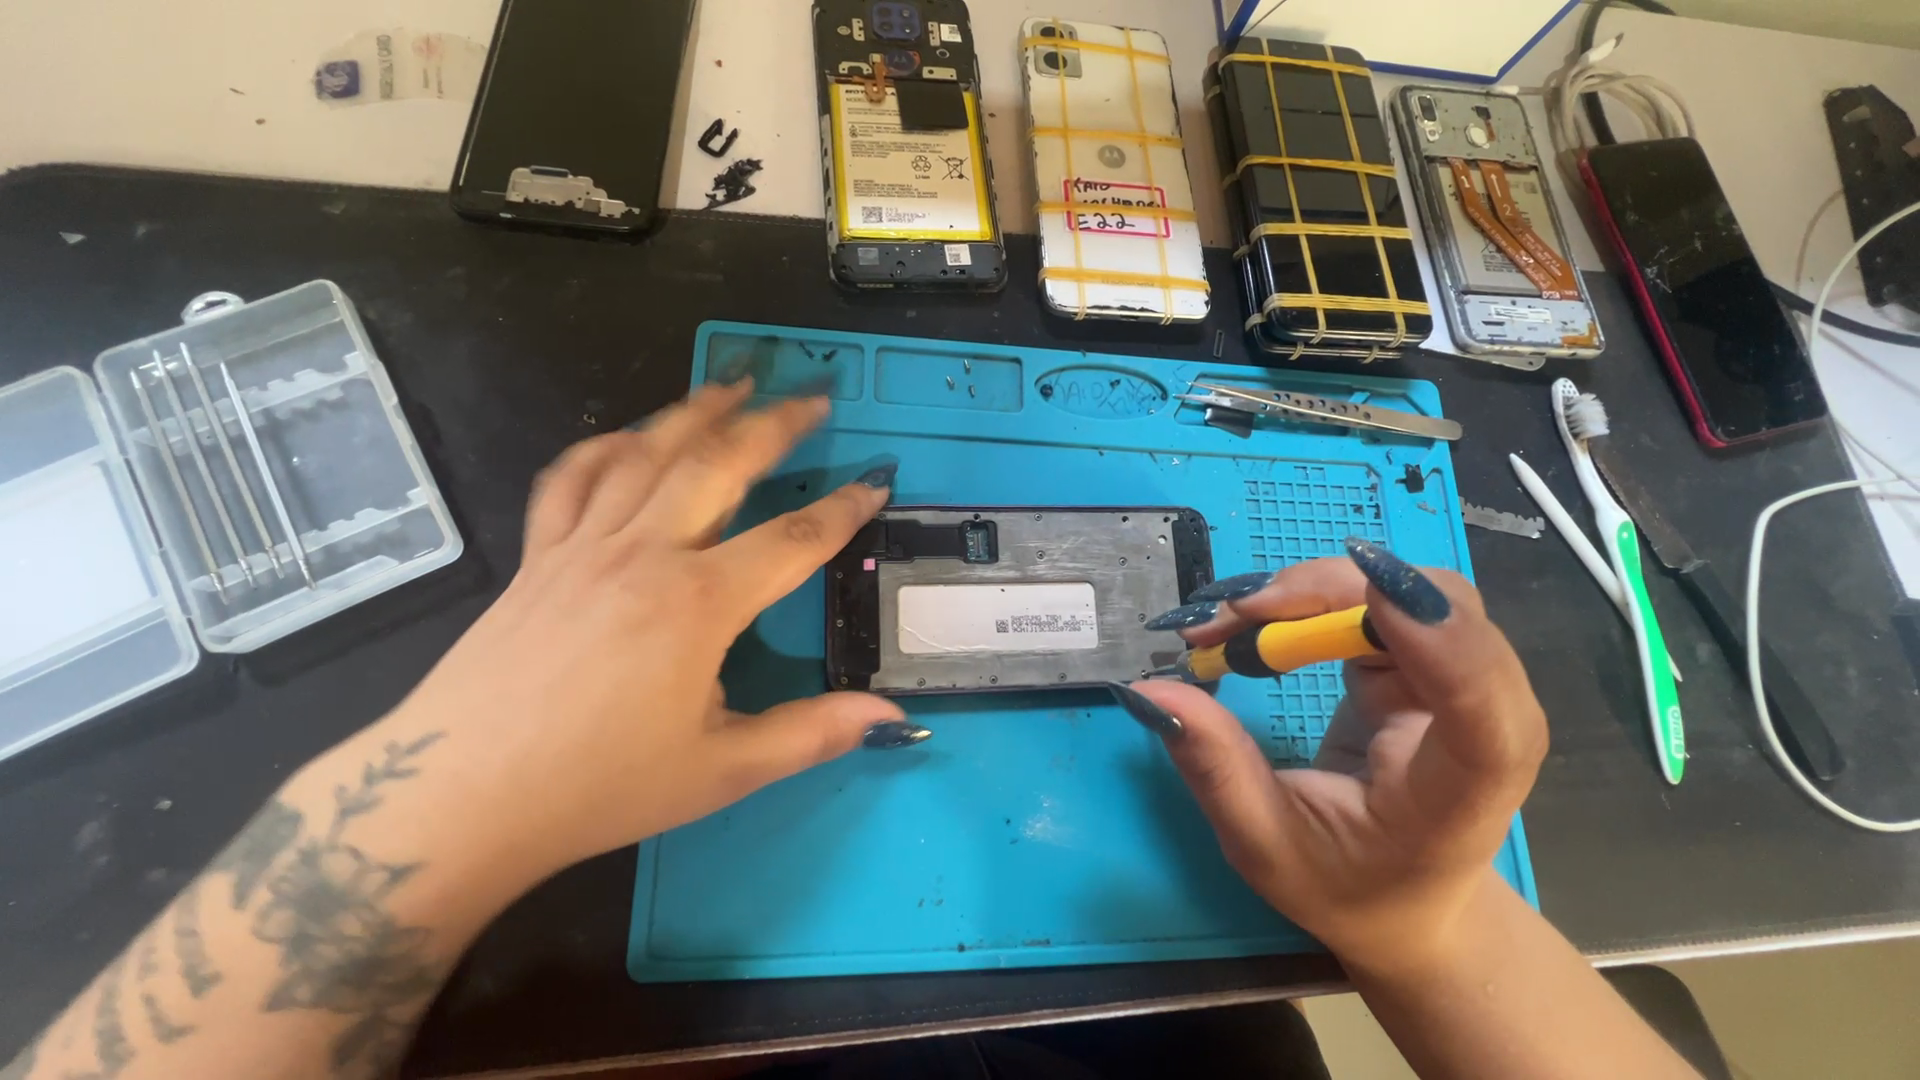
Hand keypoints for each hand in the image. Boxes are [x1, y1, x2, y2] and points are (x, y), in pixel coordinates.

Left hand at [380, 381, 911, 882]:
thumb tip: (890, 715)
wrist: (463, 796)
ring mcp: (583, 545)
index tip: (875, 480)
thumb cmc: (600, 784)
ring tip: (733, 384)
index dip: (844, 508)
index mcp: (700, 602)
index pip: (794, 537)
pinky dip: (604, 447)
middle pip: (719, 465)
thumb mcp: (722, 770)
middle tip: (812, 398)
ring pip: (647, 454)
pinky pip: (571, 479)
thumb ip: (811, 733)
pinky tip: (629, 435)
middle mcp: (645, 552)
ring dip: (696, 413)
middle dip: (774, 425)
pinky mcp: (537, 556)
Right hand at [1123, 542, 1547, 975]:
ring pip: (1404, 591)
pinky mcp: (1420, 661)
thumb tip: (1149, 689)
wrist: (1407, 901)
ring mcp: (1453, 681)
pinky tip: (1251, 618)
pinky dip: (1305, 597)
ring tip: (1226, 619)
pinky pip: (1373, 600)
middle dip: (1330, 593)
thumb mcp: (1263, 843)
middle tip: (1230, 616)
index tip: (1373, 588)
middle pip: (1442, 614)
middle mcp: (1479, 720)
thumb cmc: (1347, 886)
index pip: (1485, 713)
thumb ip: (1215, 766)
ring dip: (1309, 588)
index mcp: (1458, 792)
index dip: (1444, 641)